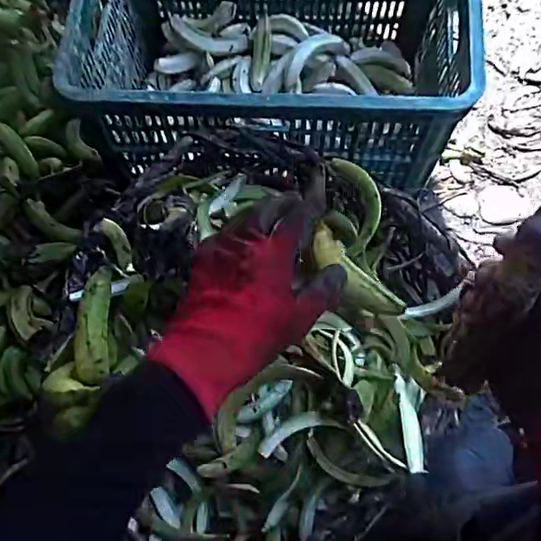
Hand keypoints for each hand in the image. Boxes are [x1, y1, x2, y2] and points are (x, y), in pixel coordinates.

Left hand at [146, 192, 345, 416]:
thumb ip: (322, 290)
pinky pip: (223, 234)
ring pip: (243, 218)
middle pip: (267, 208)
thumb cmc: (258, 333)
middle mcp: (246, 238)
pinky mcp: (202, 257)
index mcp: (274, 249)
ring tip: (270, 218)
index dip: (311, 203)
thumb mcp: (299, 316)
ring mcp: (220, 244)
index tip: (318, 193)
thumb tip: (338, 270)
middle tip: (294, 202)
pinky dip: (237, 230)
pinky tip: (241, 241)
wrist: (205, 348)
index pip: (298, 216)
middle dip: (283, 202)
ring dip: (259, 214)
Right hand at [467, 216, 540, 495]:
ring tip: (470, 305)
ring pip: (487, 293)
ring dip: (475, 295)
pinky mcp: (496, 344)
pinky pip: (474, 320)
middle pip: (506, 270)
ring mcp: (517, 324)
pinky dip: (467, 316)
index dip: (519, 243)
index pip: (539, 251)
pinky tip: (464, 320)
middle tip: (480, 283)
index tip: (500, 247)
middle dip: (490, 272)